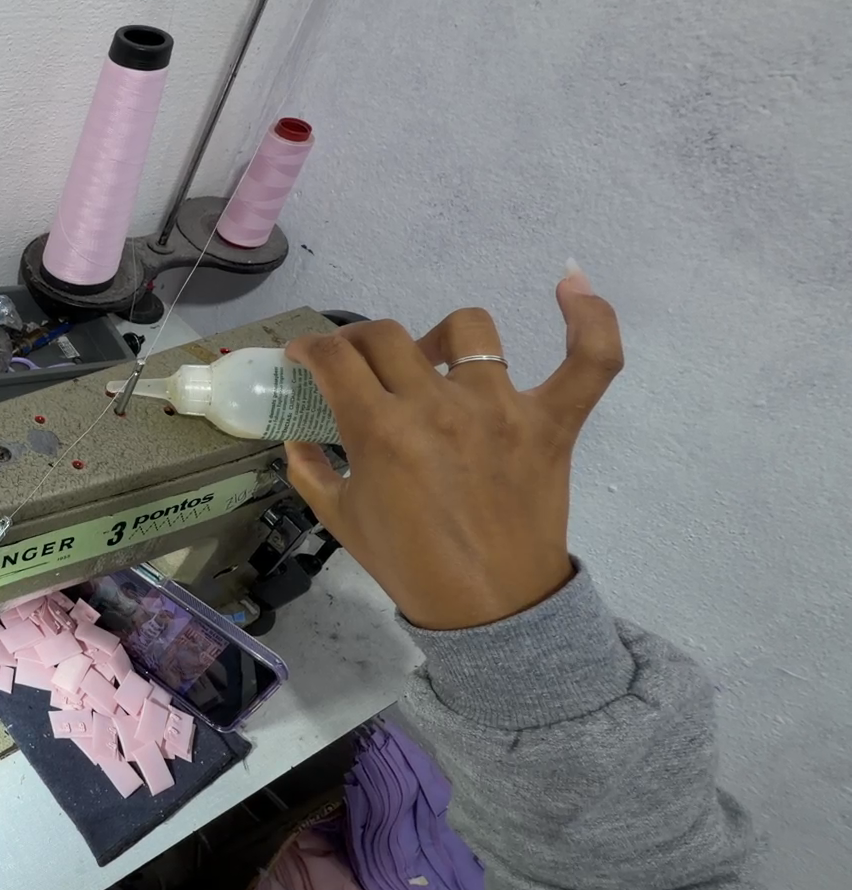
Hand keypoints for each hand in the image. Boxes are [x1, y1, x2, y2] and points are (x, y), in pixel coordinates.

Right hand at [282, 267, 622, 630]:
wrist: (487, 604)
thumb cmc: (404, 559)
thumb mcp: (335, 513)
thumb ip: (308, 467)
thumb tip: (299, 438)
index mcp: (379, 431)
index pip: (334, 359)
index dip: (309, 348)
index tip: (300, 355)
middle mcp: (438, 406)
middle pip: (385, 336)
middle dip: (352, 339)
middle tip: (347, 360)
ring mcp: (502, 409)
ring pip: (469, 330)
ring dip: (434, 336)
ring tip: (428, 360)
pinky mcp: (553, 422)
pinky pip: (591, 359)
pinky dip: (588, 318)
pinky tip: (569, 285)